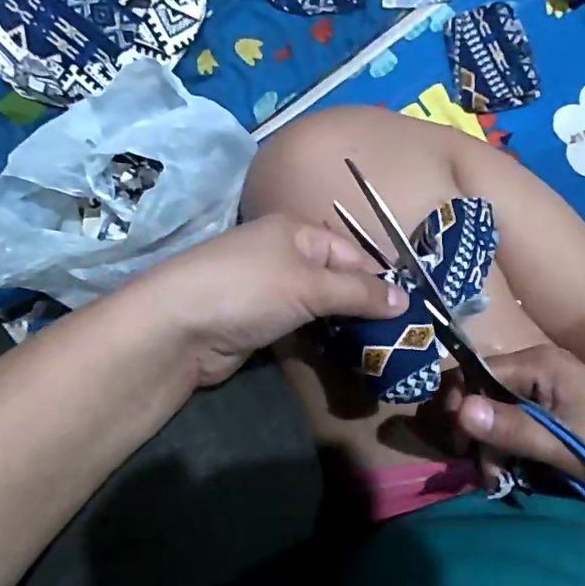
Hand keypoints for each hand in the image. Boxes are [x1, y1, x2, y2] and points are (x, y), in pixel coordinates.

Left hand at [124, 214, 407, 386]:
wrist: (177, 328)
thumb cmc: (248, 290)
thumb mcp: (311, 286)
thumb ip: (359, 293)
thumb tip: (406, 300)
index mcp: (298, 231)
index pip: (353, 254)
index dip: (379, 280)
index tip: (407, 312)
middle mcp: (286, 255)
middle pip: (339, 279)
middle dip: (365, 305)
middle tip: (397, 335)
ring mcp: (271, 289)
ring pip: (322, 305)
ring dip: (346, 325)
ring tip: (378, 348)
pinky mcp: (261, 321)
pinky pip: (303, 326)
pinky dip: (322, 338)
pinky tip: (343, 354)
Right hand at [447, 344, 584, 504]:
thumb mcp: (563, 444)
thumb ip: (510, 428)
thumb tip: (458, 409)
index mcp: (540, 364)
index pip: (476, 371)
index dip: (459, 405)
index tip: (460, 446)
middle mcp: (539, 371)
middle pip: (484, 397)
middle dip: (481, 439)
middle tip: (493, 478)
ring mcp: (548, 394)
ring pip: (499, 418)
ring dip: (496, 452)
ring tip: (507, 484)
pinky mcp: (556, 416)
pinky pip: (519, 429)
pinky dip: (514, 454)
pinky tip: (521, 476)